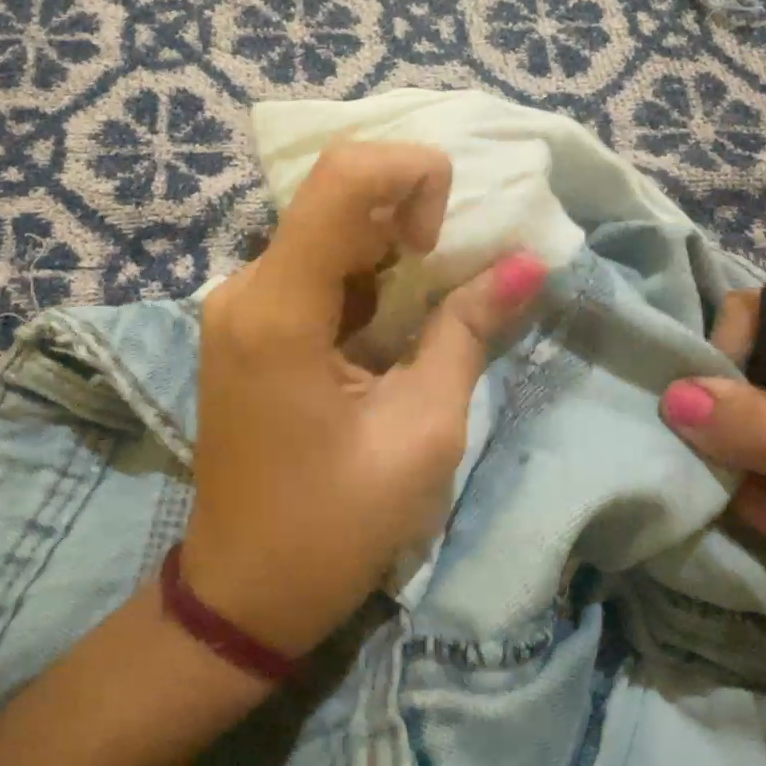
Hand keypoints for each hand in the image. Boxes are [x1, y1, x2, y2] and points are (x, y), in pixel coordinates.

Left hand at [184, 142, 547, 657]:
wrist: (246, 591)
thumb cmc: (336, 524)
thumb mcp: (423, 430)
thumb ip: (468, 331)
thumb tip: (529, 263)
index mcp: (279, 308)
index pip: (343, 174)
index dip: (412, 176)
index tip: (437, 249)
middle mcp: (244, 287)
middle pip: (336, 201)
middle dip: (406, 225)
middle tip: (443, 295)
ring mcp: (236, 305)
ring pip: (327, 235)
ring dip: (386, 259)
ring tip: (416, 329)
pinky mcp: (243, 326)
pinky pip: (310, 272)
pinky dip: (360, 285)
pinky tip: (381, 342)